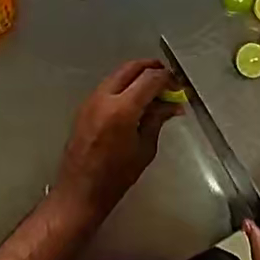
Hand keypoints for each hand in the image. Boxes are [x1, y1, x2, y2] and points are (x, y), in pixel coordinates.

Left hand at [49, 59, 180, 221]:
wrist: (80, 191)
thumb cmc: (117, 176)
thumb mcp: (145, 148)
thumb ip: (157, 119)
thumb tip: (172, 105)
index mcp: (122, 109)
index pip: (150, 79)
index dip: (168, 78)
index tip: (178, 87)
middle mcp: (104, 98)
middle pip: (131, 68)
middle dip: (152, 68)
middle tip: (168, 79)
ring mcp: (91, 100)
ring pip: (118, 75)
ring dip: (137, 76)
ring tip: (154, 92)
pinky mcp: (84, 107)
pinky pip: (108, 87)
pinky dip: (124, 86)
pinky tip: (135, 101)